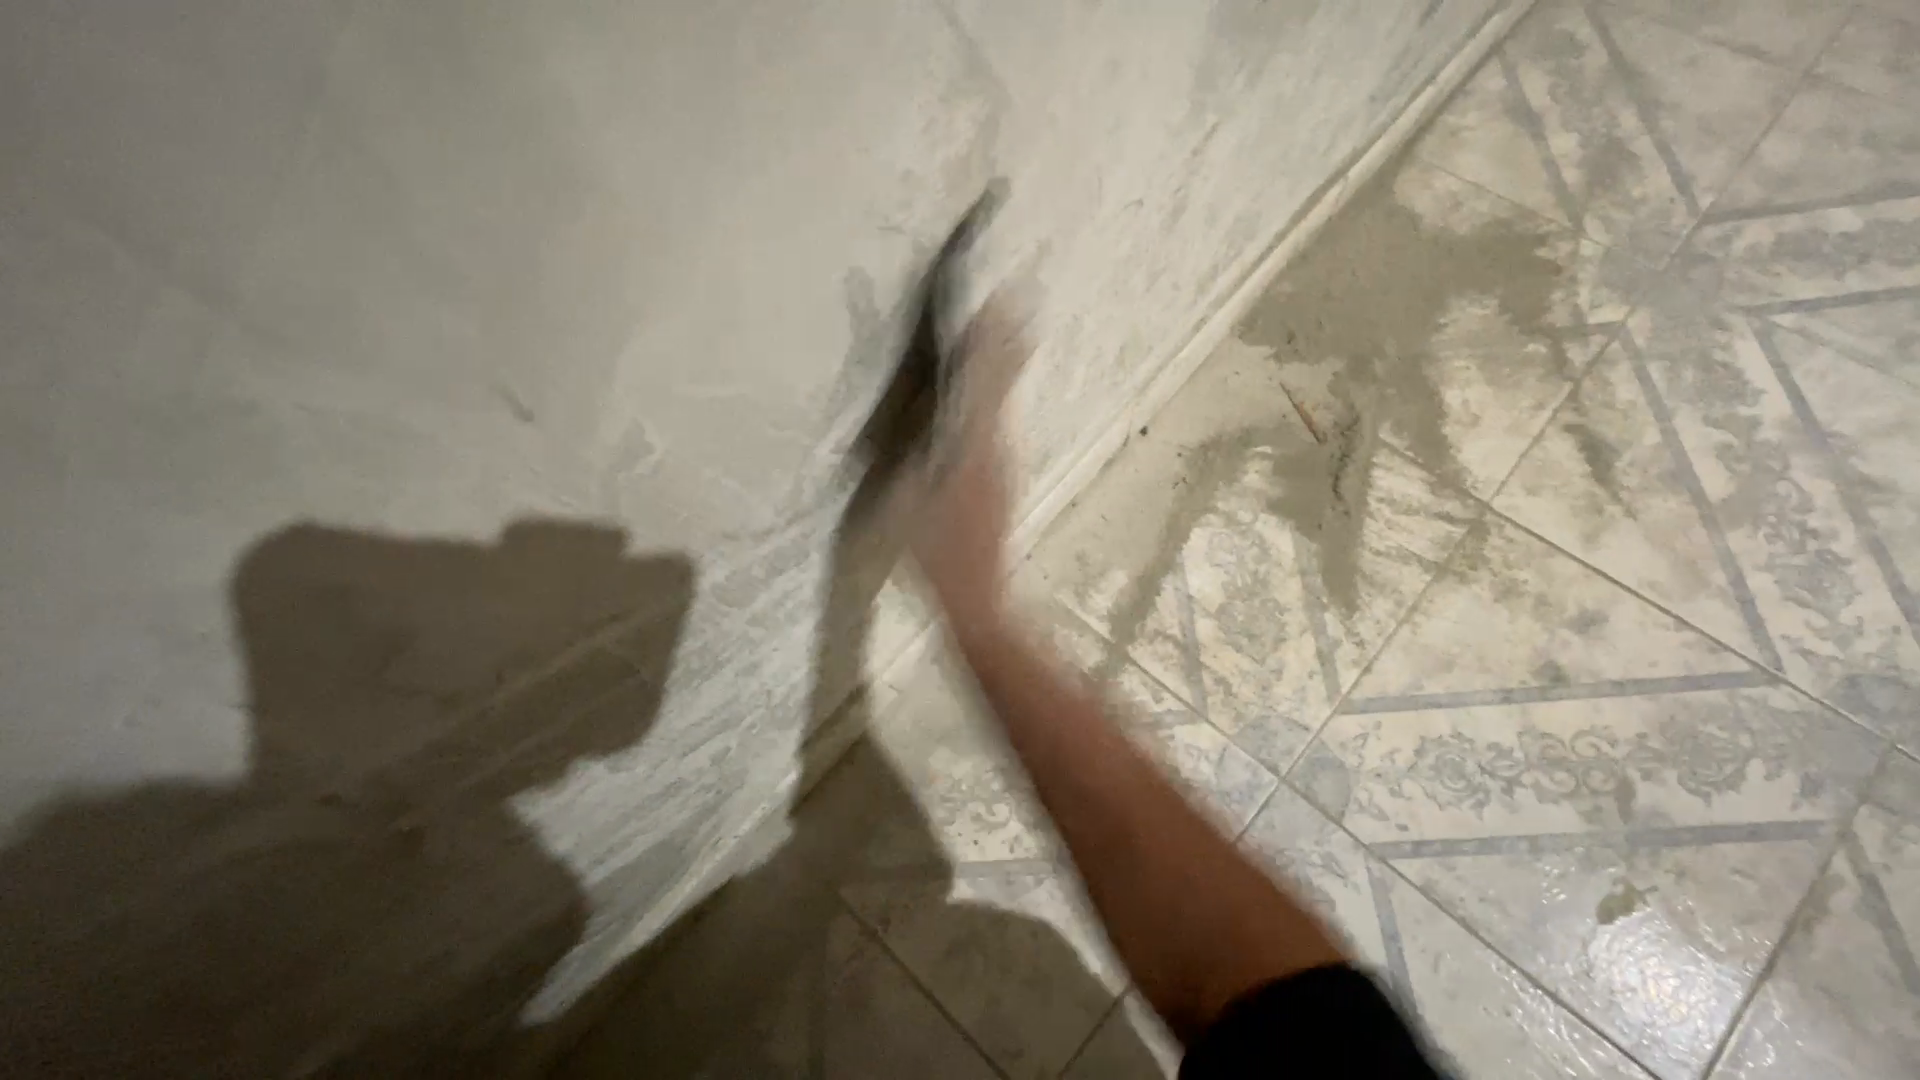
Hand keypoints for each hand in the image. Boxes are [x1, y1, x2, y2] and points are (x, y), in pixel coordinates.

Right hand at [909, 289, 1030, 636]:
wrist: (981, 595)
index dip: (991, 337)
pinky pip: (998, 418)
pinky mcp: (1003, 475)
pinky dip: (995, 390)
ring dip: (1002, 361)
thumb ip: (913, 446)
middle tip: (1016, 297)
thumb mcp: (907, 498)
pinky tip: (986, 384)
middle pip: (1003, 381)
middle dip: (1006, 338)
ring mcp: (1005, 461)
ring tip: (1002, 326)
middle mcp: (996, 445)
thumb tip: (918, 402)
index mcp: (970, 446)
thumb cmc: (936, 552)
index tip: (1003, 297)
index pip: (983, 378)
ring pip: (1004, 399)